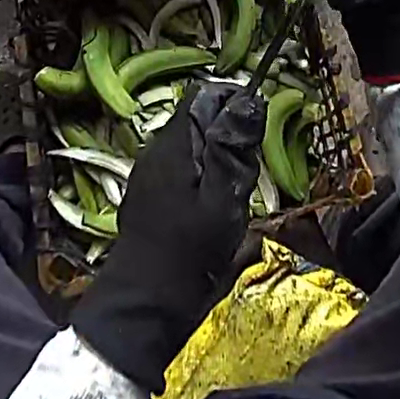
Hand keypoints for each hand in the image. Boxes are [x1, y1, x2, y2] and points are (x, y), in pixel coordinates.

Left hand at [69, 79, 263, 392]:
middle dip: (229, 135)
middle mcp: (157, 148)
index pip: (206, 93)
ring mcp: (149, 170)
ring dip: (217, 157)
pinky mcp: (148, 192)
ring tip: (232, 193)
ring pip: (192, 143)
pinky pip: (181, 166)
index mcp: (175, 142)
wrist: (143, 305)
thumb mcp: (222, 198)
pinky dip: (202, 175)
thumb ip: (233, 147)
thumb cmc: (188, 251)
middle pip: (200, 118)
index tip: (256, 131)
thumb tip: (249, 99)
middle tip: (246, 172)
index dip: (235, 100)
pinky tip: (210, 208)